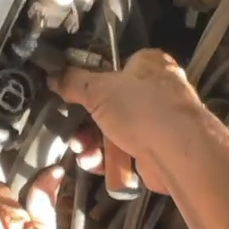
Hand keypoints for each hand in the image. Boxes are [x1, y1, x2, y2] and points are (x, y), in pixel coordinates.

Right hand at [51, 50, 207, 194]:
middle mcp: (155, 91)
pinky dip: (106, 159)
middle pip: (109, 104)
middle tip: (70, 130)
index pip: (115, 66)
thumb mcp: (98, 89)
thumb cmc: (141, 108)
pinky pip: (122, 153)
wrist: (176, 152)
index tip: (71, 93)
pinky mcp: (153, 151)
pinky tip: (93, 163)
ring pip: (113, 131)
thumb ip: (73, 81)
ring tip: (81, 150)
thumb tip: (52, 74)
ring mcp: (156, 123)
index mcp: (149, 65)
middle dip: (85, 121)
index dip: (91, 80)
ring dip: (92, 142)